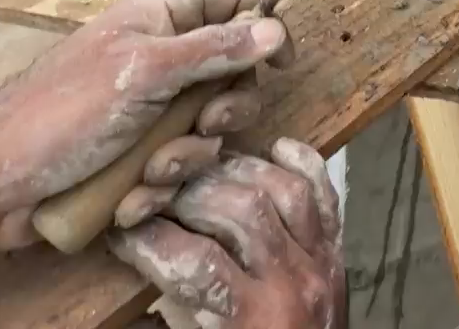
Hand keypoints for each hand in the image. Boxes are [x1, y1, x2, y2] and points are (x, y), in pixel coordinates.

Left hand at [0, 0, 290, 291]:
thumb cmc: (60, 112)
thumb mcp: (145, 72)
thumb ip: (216, 49)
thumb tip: (278, 29)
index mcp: (163, 18)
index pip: (234, 6)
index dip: (263, 29)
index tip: (283, 62)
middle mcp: (165, 58)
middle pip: (233, 73)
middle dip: (224, 108)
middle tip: (207, 124)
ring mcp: (154, 108)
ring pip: (211, 125)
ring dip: (189, 154)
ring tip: (152, 170)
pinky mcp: (142, 154)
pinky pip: (181, 164)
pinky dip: (162, 183)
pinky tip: (132, 195)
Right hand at [111, 139, 344, 328]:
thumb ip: (167, 323)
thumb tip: (137, 281)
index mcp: (247, 322)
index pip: (195, 265)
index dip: (152, 242)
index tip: (121, 230)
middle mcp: (288, 281)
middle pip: (242, 214)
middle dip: (195, 196)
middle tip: (160, 188)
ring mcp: (318, 259)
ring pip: (284, 194)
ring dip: (243, 173)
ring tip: (206, 166)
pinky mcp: (337, 248)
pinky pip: (325, 195)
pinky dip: (303, 164)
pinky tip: (276, 147)